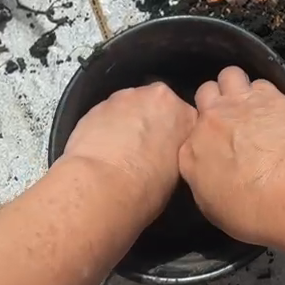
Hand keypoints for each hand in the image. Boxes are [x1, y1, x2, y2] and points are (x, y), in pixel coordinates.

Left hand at [60, 83, 195, 215]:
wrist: (102, 186)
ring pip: (130, 106)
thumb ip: (174, 154)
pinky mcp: (98, 103)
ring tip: (117, 151)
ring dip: (126, 122)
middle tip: (141, 149)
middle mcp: (160, 97)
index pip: (185, 120)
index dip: (173, 136)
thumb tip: (164, 157)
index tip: (165, 151)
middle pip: (157, 104)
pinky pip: (106, 114)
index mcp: (186, 116)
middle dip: (150, 121)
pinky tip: (99, 149)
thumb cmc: (146, 188)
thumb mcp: (175, 176)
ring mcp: (127, 96)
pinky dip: (104, 127)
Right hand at [179, 66, 284, 243]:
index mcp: (190, 151)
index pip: (188, 133)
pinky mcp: (268, 96)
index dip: (203, 135)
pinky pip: (260, 83)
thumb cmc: (249, 210)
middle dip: (215, 100)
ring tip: (249, 102)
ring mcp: (238, 103)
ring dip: (236, 86)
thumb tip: (212, 175)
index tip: (215, 145)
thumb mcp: (213, 208)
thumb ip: (204, 182)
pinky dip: (265, 94)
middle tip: (229, 116)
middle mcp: (210, 121)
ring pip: (229, 75)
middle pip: (204, 92)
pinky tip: (273, 108)